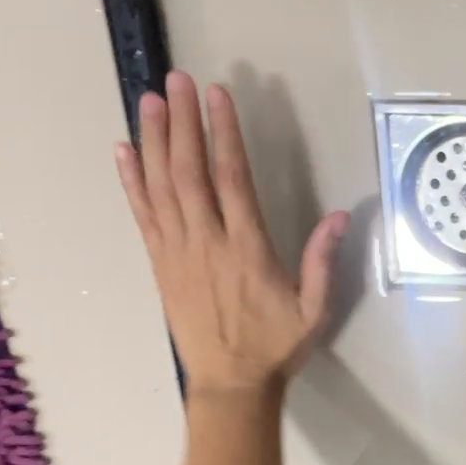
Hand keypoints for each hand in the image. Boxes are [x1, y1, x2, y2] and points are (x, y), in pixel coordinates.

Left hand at [115, 71, 348, 398]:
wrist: (231, 383)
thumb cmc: (277, 346)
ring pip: (160, 185)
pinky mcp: (160, 263)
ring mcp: (178, 250)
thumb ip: (322, 262)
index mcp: (248, 249)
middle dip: (185, 122)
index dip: (224, 134)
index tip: (219, 97)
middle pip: (190, 171)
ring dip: (155, 139)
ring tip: (151, 100)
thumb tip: (340, 216)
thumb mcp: (315, 310)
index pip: (232, 179)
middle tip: (178, 81)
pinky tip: (126, 150)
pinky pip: (142, 214)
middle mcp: (207, 241)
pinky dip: (131, 180)